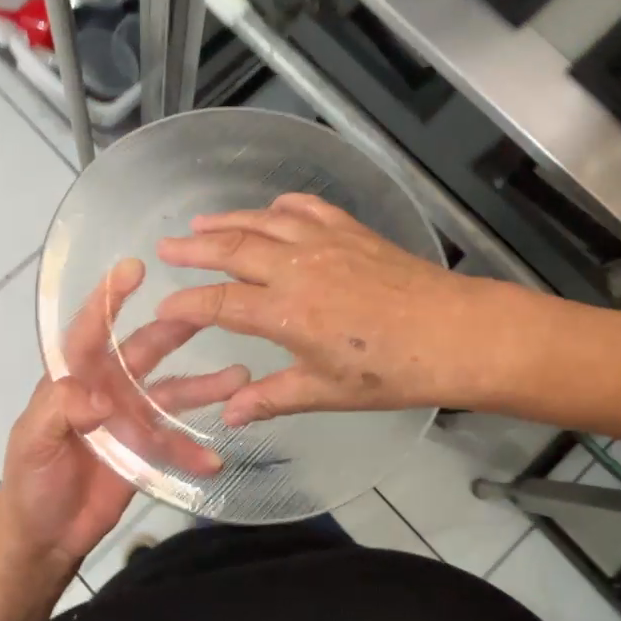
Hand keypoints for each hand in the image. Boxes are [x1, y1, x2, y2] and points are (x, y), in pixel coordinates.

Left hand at [0, 260, 246, 562]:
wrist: (46, 536)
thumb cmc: (30, 483)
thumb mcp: (33, 442)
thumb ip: (59, 411)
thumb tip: (101, 398)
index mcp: (73, 379)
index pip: (90, 331)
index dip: (108, 299)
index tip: (132, 268)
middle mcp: (105, 390)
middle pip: (143, 352)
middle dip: (173, 331)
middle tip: (208, 312)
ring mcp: (129, 419)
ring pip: (171, 393)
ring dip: (203, 385)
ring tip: (240, 376)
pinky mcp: (145, 451)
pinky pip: (176, 444)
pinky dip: (195, 449)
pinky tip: (216, 459)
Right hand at [155, 192, 514, 425]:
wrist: (457, 333)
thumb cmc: (392, 371)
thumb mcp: (326, 392)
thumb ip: (272, 398)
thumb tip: (228, 414)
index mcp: (286, 313)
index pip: (219, 303)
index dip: (185, 303)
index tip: (163, 307)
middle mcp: (297, 269)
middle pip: (231, 250)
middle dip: (193, 248)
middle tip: (164, 246)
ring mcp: (325, 243)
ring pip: (263, 223)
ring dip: (227, 220)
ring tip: (200, 221)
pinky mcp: (351, 232)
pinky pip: (307, 208)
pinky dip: (282, 205)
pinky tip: (272, 208)